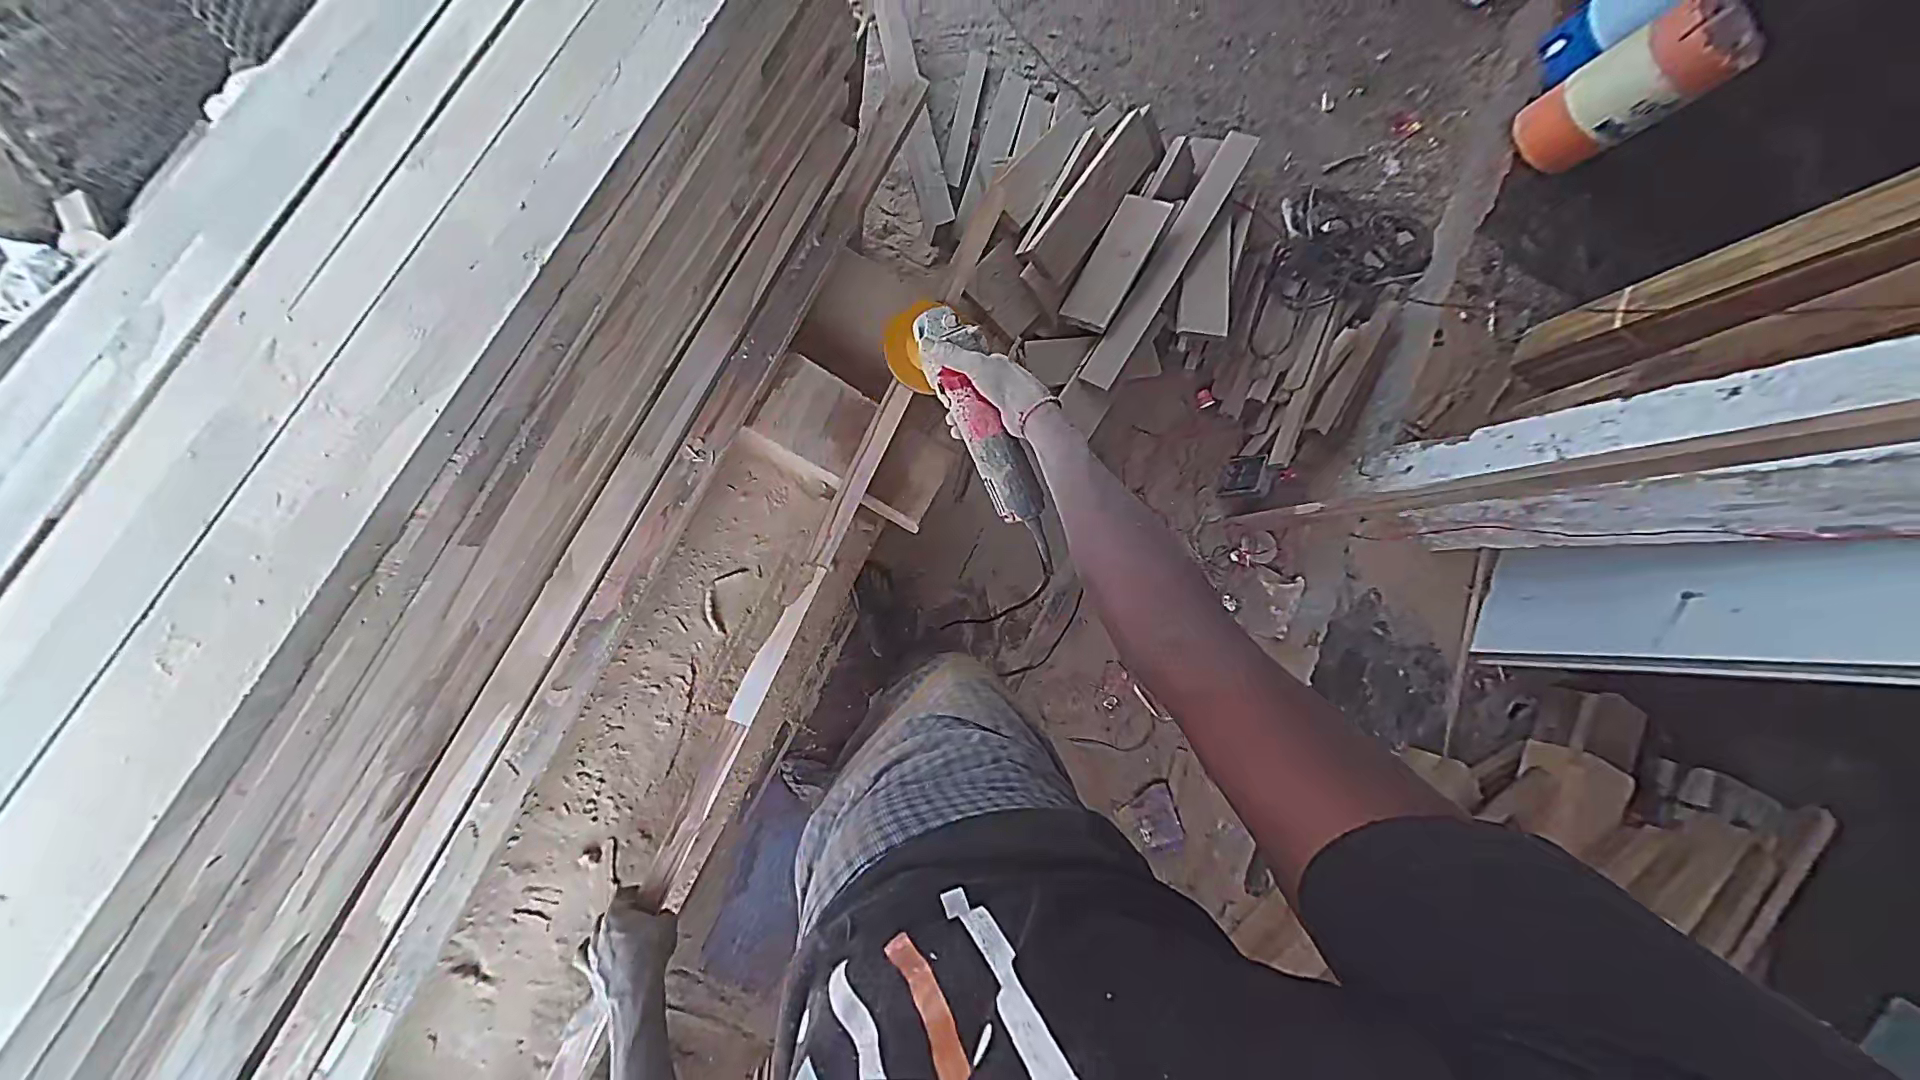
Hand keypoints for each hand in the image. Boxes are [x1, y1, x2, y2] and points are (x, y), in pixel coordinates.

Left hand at [585, 886, 677, 1011]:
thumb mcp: (669, 925)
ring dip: (610, 935)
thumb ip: (664, 915)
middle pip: (610, 914)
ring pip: (597, 935)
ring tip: (625, 941)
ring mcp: (591, 951)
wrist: (634, 991)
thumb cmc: (650, 954)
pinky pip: (587, 957)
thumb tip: (662, 916)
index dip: (637, 894)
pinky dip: (595, 955)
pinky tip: (605, 957)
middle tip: (640, 920)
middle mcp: (599, 929)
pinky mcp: (588, 972)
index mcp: (617, 911)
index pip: (624, 893)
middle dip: (624, 915)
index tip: (647, 899)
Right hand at [920, 341, 1053, 437]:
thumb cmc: (1010, 385)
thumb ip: (952, 355)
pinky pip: (978, 423)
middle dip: (954, 397)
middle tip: (946, 402)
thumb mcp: (975, 365)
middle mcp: (997, 382)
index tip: (941, 380)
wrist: (1029, 414)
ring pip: (972, 407)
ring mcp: (998, 402)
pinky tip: (961, 430)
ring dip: (959, 414)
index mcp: (993, 363)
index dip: (952, 372)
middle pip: (967, 388)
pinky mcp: (999, 420)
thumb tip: (930, 343)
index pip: (967, 364)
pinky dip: (968, 427)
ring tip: (952, 420)